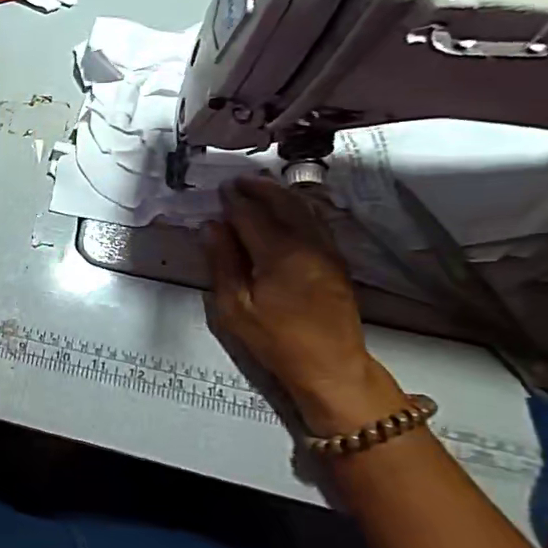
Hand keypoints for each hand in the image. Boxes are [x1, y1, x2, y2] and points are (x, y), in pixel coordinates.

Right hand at [206, 176, 405, 433]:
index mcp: (279, 254)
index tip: (219, 189)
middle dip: (258, 188)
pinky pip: (317, 220)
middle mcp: (307, 243)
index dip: (233, 200)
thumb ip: (222, 262)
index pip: (250, 215)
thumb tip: (211, 226)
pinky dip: (299, 206)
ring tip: (260, 188)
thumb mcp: (235, 308)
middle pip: (281, 202)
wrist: (330, 366)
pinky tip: (288, 208)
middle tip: (238, 181)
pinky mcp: (336, 259)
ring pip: (304, 207)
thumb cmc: (277, 341)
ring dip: (280, 193)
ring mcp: (326, 249)